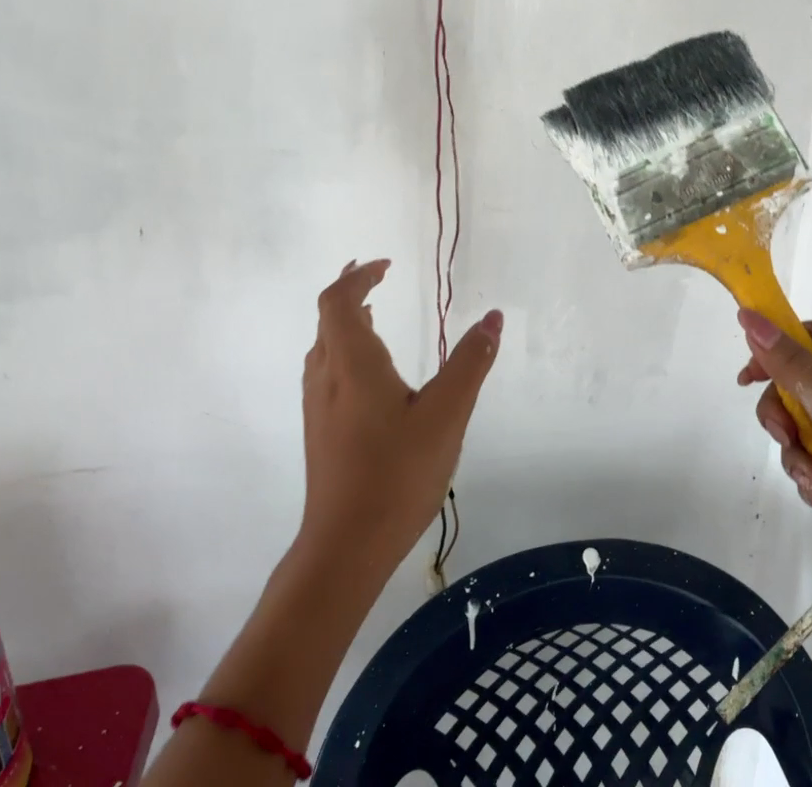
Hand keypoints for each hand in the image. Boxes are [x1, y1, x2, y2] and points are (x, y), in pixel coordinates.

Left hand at [299, 260, 502, 573]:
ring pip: (325, 349)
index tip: (386, 266)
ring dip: (346, 323)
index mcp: (352, 365)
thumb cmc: (397, 474)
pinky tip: (372, 378)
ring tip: (374, 316)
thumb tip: (492, 317)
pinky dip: (346, 353)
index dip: (358, 276)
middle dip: (351, 292)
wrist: (346, 545)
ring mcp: (319, 408)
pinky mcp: (322, 433)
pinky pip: (328, 374)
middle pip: (327, 320)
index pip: (339, 301)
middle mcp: (326, 379)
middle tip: (378, 278)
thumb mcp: (446, 415)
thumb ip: (470, 364)